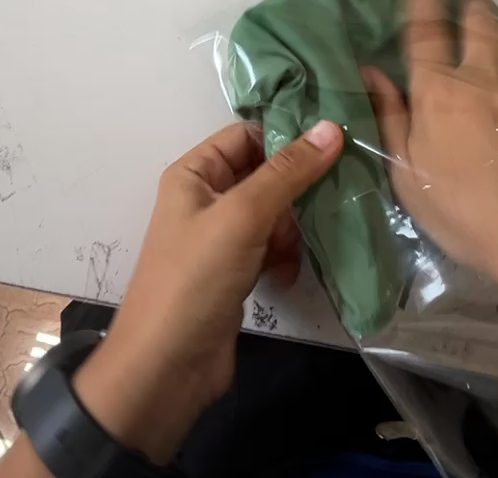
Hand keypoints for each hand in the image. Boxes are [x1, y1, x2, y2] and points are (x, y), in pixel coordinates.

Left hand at [72, 120, 342, 462]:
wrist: (166, 368)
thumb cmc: (196, 278)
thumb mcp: (243, 216)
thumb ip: (288, 172)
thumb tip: (331, 128)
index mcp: (194, 173)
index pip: (246, 136)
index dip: (284, 140)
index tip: (331, 151)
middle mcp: (205, 197)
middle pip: (264, 174)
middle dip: (294, 191)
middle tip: (326, 203)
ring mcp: (220, 236)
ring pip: (272, 212)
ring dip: (291, 228)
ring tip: (294, 249)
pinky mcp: (234, 270)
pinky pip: (270, 246)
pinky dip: (284, 256)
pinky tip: (287, 275)